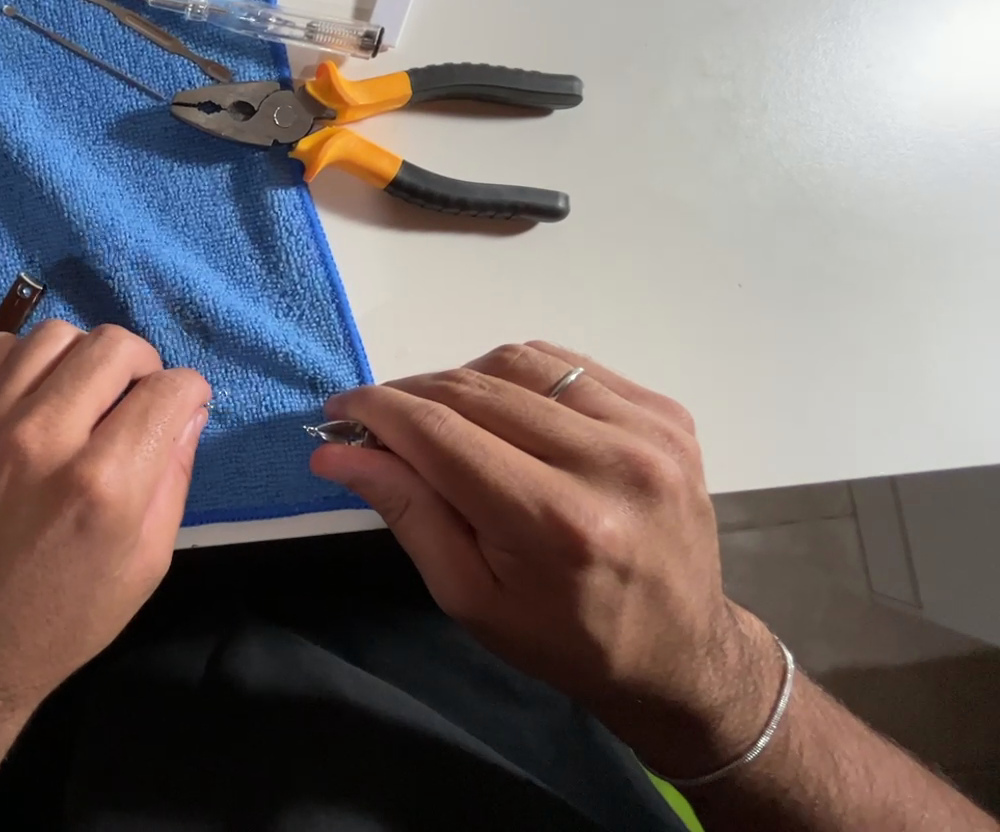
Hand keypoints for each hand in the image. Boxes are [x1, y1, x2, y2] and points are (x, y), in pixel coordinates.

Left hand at [0, 321, 211, 730]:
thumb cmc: (63, 619)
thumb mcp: (146, 565)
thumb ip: (174, 476)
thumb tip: (188, 407)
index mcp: (104, 484)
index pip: (168, 389)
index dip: (188, 391)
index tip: (181, 405)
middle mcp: (46, 438)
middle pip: (114, 345)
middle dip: (144, 363)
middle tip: (137, 399)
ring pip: (56, 334)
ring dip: (86, 356)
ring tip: (85, 395)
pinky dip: (29, 359)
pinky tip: (36, 395)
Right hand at [311, 341, 778, 776]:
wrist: (682, 654)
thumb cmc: (559, 636)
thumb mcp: (463, 592)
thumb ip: (403, 509)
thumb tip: (333, 452)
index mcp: (555, 522)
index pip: (437, 431)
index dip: (374, 410)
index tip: (336, 412)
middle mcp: (609, 463)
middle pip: (468, 390)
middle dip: (404, 396)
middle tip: (374, 421)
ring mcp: (647, 431)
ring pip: (510, 363)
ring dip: (455, 382)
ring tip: (439, 419)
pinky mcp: (665, 414)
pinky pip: (557, 363)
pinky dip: (508, 376)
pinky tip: (498, 411)